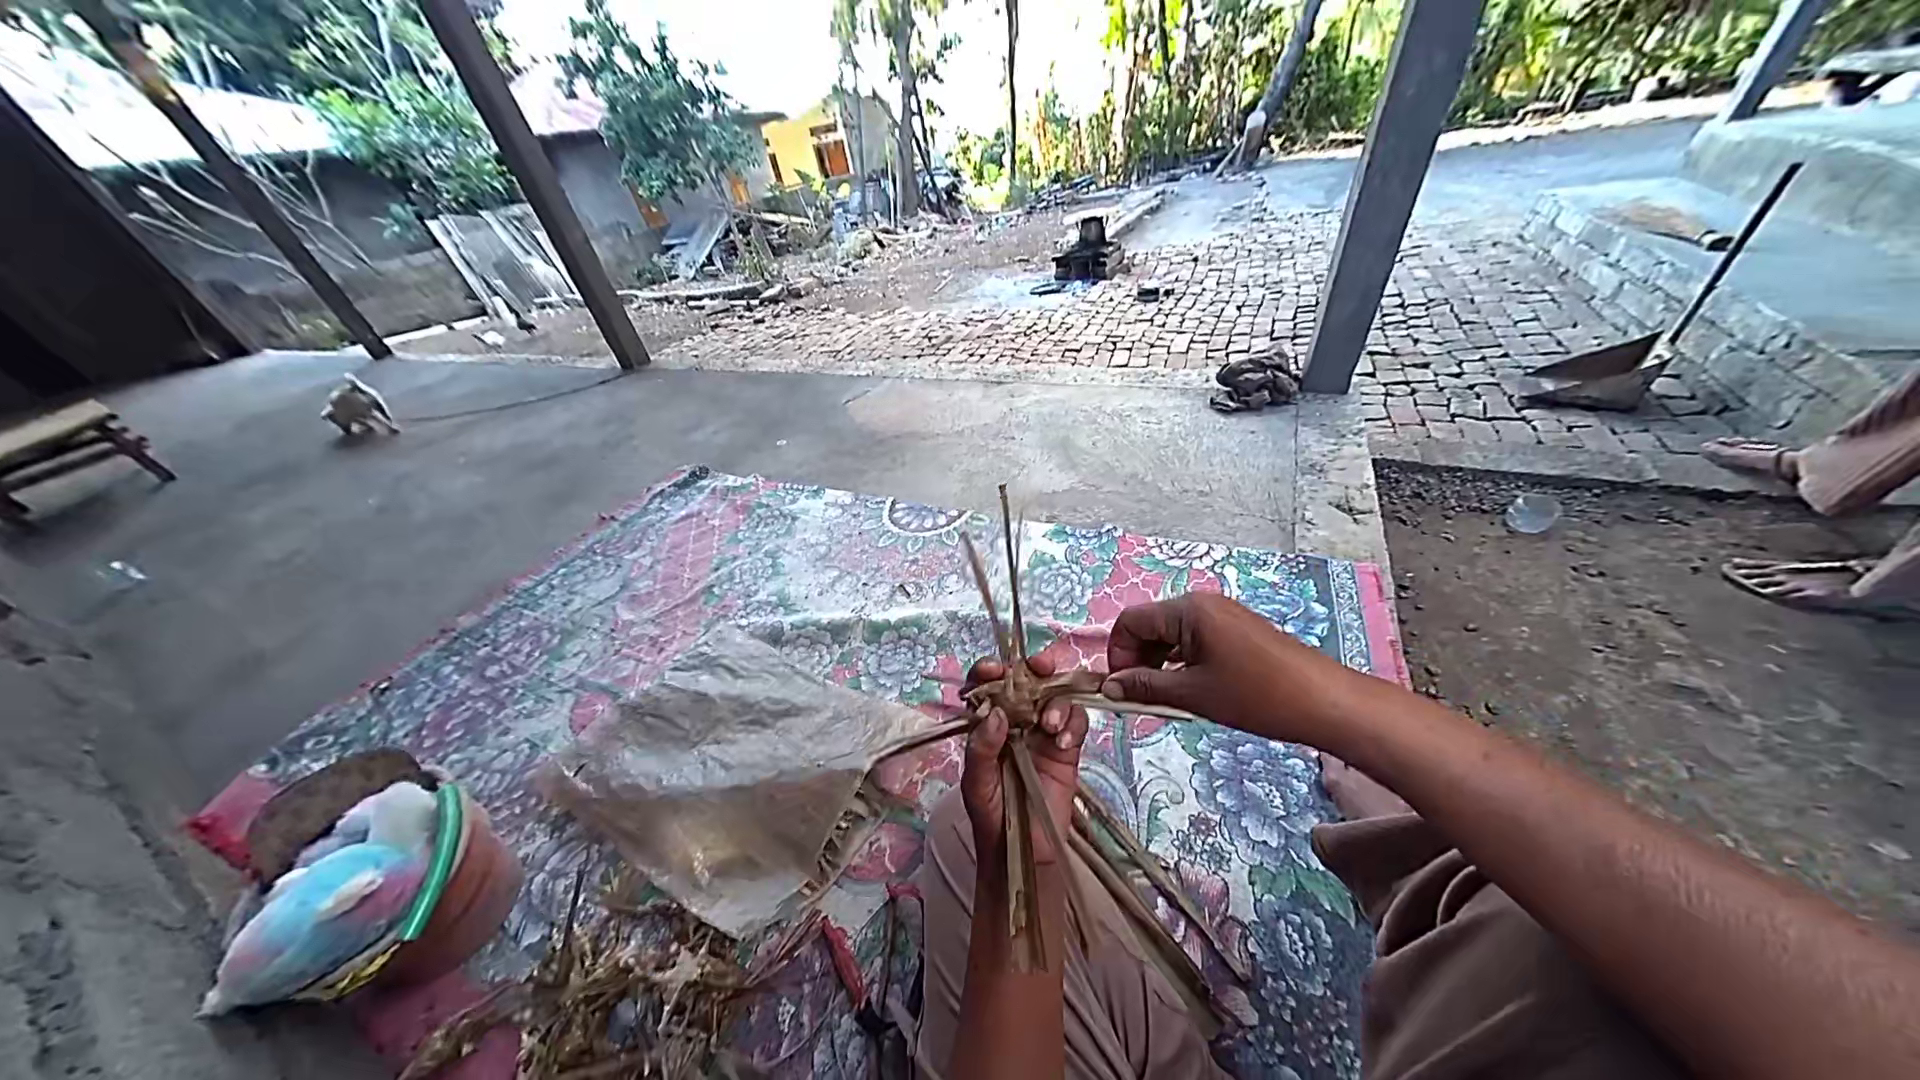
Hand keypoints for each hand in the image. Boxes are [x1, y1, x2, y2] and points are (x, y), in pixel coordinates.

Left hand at [961, 653, 1087, 863]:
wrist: (1022, 850)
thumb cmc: (991, 814)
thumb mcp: (976, 782)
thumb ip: (981, 748)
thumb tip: (995, 713)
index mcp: (988, 723)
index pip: (987, 687)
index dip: (990, 672)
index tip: (994, 669)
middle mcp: (1016, 720)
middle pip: (1027, 682)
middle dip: (1034, 669)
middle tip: (1040, 668)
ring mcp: (1043, 732)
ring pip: (1054, 697)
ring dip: (1056, 702)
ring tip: (1049, 727)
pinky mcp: (1068, 747)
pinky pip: (1076, 722)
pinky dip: (1074, 724)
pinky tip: (1064, 743)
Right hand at [1103, 592, 1343, 743]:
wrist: (1325, 702)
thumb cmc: (1257, 695)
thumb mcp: (1193, 694)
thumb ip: (1145, 687)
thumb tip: (1110, 687)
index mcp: (1188, 610)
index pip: (1130, 622)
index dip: (1117, 654)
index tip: (1120, 688)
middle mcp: (1202, 604)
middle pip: (1149, 626)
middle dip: (1137, 660)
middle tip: (1140, 697)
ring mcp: (1221, 616)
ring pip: (1170, 635)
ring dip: (1158, 664)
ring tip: (1164, 699)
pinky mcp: (1235, 631)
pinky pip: (1192, 641)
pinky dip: (1180, 663)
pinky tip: (1188, 690)